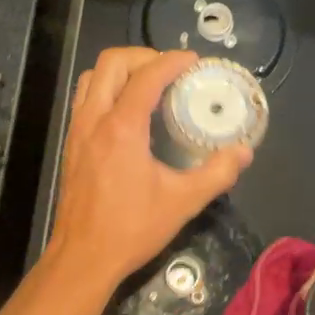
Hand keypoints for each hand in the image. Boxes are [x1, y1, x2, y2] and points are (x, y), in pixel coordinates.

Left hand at [47, 47, 252, 287]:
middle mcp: (95, 120)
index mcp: (122, 128)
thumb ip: (217, 174)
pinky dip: (107, 91)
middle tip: (169, 69)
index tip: (194, 61)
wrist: (84, 257)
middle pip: (112, 63)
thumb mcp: (182, 202)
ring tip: (147, 84)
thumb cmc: (132, 229)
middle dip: (143, 57)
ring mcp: (78, 132)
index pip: (147, 76)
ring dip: (120, 71)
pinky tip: (128, 113)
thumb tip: (243, 153)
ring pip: (92, 78)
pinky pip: (85, 100)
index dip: (172, 61)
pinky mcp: (71, 146)